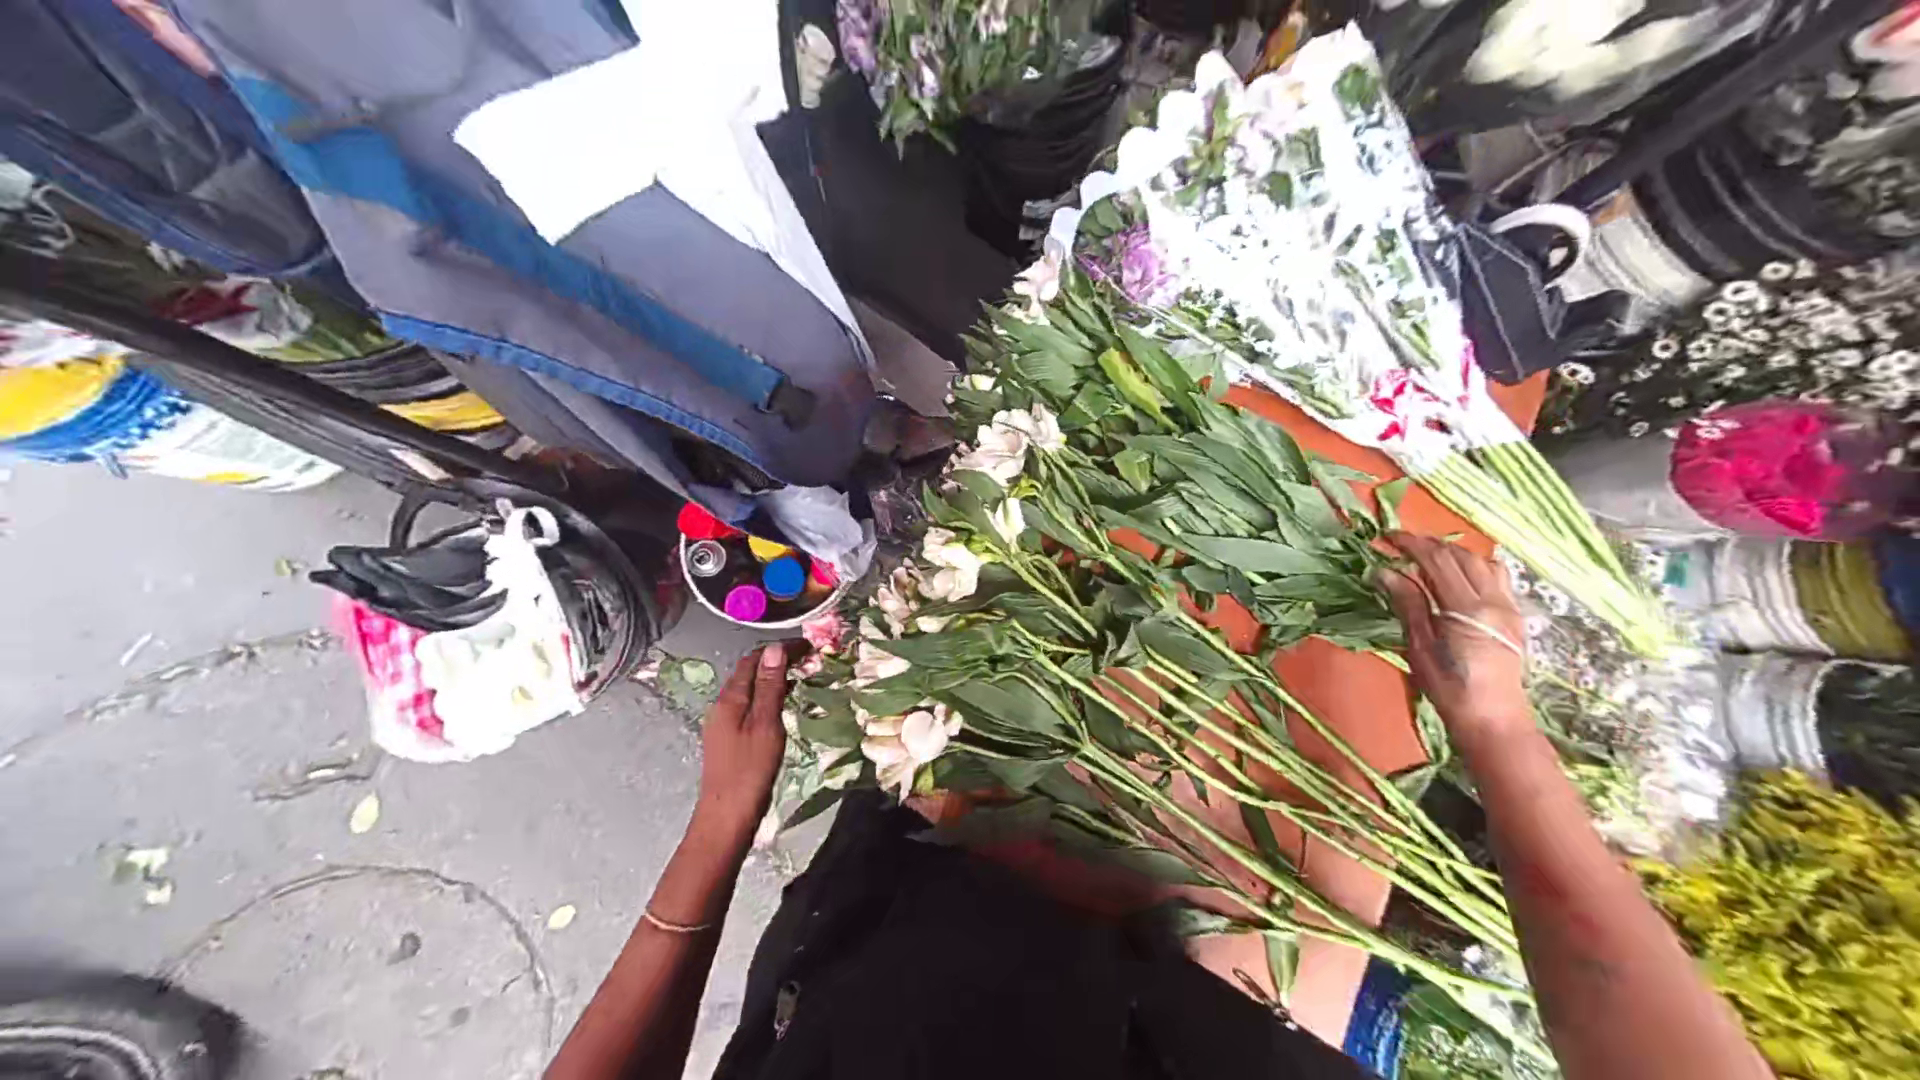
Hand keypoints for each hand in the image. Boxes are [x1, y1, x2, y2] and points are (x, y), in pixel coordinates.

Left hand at [694, 644, 790, 836]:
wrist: (727, 816)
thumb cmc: (749, 770)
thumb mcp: (766, 724)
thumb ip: (770, 687)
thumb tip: (774, 649)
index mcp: (730, 699)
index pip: (754, 659)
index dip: (778, 648)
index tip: (807, 646)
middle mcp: (722, 705)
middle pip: (749, 671)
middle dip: (776, 660)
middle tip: (808, 659)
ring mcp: (723, 722)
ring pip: (750, 688)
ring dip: (773, 677)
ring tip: (801, 676)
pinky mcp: (729, 737)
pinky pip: (750, 704)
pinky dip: (768, 695)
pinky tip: (783, 703)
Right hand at [1378, 533, 1533, 755]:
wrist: (1493, 718)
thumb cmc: (1448, 687)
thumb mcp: (1419, 646)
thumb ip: (1408, 604)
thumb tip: (1385, 572)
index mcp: (1468, 609)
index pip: (1438, 561)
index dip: (1412, 545)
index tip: (1387, 538)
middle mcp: (1494, 602)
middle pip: (1462, 557)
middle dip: (1430, 544)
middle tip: (1401, 544)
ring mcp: (1509, 608)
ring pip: (1483, 563)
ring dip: (1454, 552)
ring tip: (1428, 555)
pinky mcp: (1514, 616)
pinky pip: (1497, 578)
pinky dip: (1474, 566)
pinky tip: (1458, 573)